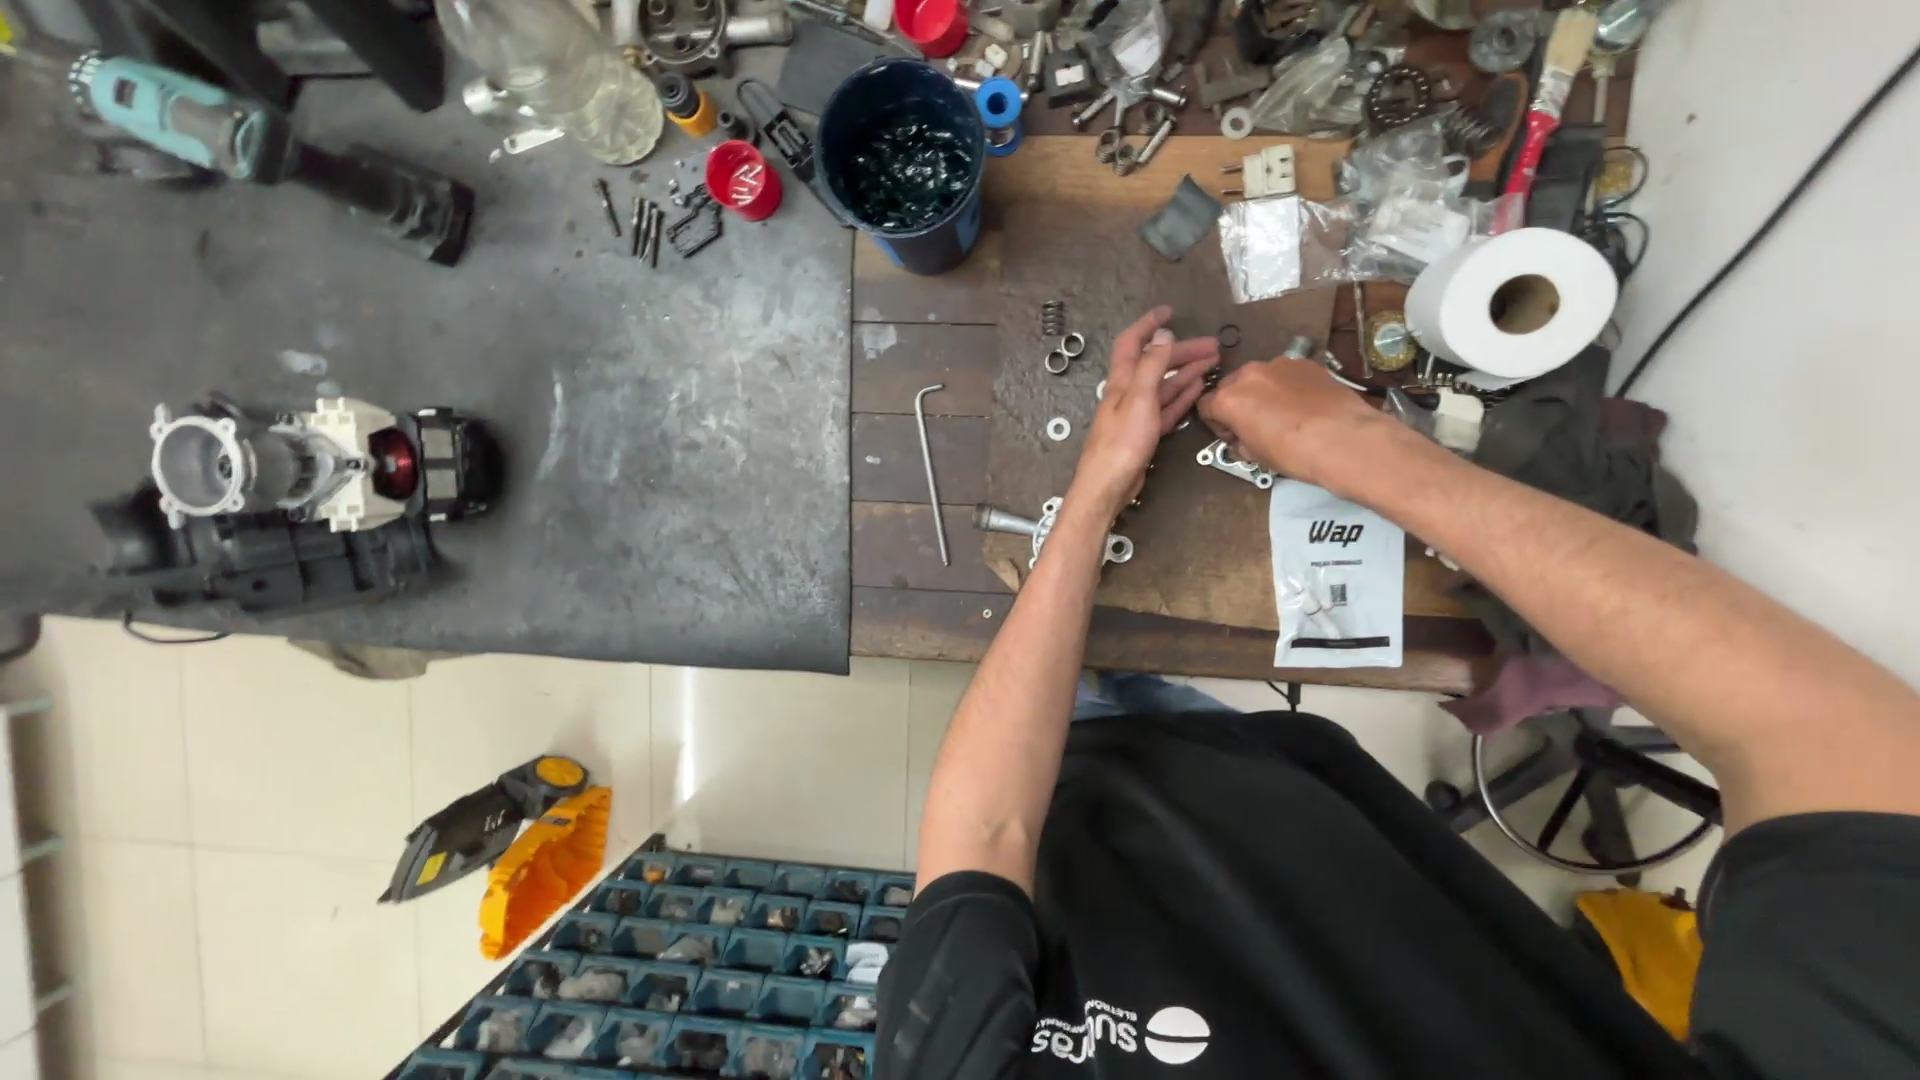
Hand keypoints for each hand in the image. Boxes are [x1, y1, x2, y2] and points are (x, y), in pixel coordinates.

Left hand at [1070, 306, 1218, 514]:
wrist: (1108, 485)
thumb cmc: (1120, 443)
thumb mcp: (1137, 398)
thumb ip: (1150, 365)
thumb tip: (1162, 335)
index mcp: (1121, 381)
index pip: (1132, 343)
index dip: (1148, 324)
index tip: (1168, 311)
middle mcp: (1127, 393)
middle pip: (1156, 364)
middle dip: (1182, 351)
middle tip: (1212, 345)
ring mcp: (1136, 414)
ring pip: (1164, 385)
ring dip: (1187, 372)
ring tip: (1213, 363)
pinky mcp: (1144, 433)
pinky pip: (1166, 408)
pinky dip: (1182, 396)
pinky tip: (1198, 389)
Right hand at [1197, 355, 1403, 495]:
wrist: (1343, 439)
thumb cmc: (1293, 453)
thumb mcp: (1255, 455)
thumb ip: (1240, 439)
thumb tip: (1243, 436)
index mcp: (1228, 399)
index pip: (1205, 406)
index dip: (1217, 424)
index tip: (1232, 436)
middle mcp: (1249, 375)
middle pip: (1230, 387)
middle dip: (1238, 404)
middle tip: (1256, 425)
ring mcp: (1279, 365)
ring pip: (1259, 378)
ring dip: (1262, 393)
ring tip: (1284, 414)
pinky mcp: (1305, 363)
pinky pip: (1285, 375)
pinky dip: (1287, 387)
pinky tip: (1304, 405)